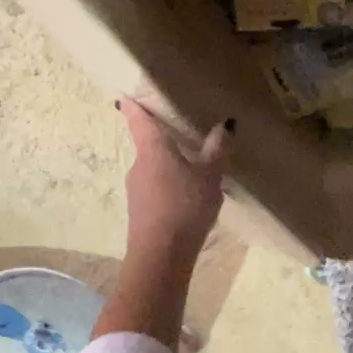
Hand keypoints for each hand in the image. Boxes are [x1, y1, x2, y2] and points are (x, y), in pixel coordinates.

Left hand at [119, 99, 230, 262]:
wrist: (160, 257)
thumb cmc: (184, 206)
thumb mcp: (210, 176)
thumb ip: (218, 149)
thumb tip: (226, 124)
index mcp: (153, 150)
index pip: (139, 121)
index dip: (134, 106)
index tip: (126, 95)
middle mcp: (139, 165)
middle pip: (148, 145)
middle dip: (164, 139)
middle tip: (184, 133)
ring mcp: (136, 189)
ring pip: (153, 168)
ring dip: (170, 164)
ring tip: (194, 168)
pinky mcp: (140, 210)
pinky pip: (155, 187)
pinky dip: (169, 184)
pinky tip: (188, 196)